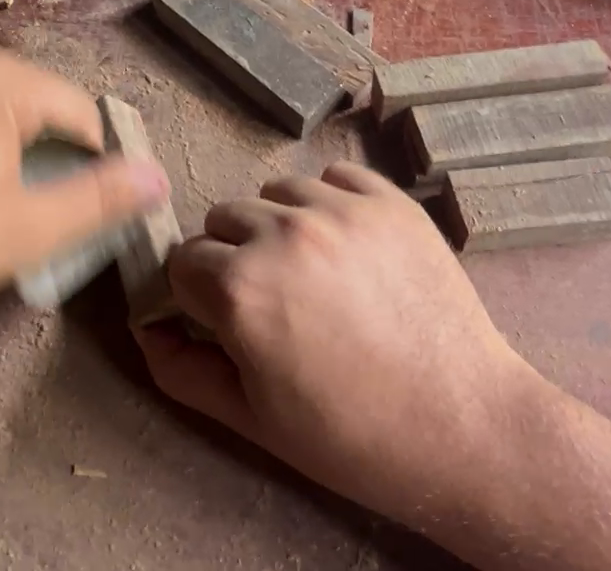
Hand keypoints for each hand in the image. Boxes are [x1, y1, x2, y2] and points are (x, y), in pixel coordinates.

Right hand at [134, 162, 543, 529]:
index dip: (197, 293)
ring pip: (275, 193)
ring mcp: (341, 210)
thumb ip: (181, 369)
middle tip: (273, 299)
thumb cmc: (352, 435)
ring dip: (279, 224)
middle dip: (233, 255)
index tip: (225, 316)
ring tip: (314, 272)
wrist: (464, 424)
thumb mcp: (251, 419)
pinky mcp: (389, 201)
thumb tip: (146, 327)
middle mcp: (284, 234)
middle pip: (223, 218)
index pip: (183, 261)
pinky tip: (348, 246)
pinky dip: (330, 201)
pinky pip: (334, 176)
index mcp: (240, 288)